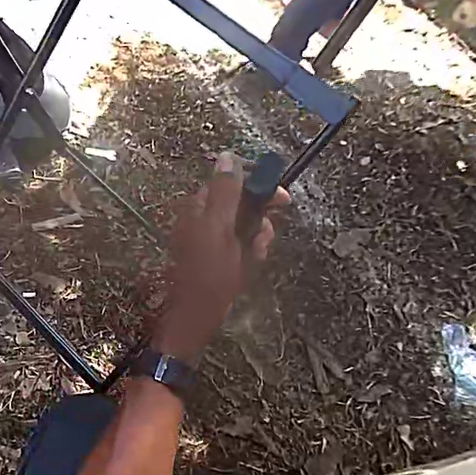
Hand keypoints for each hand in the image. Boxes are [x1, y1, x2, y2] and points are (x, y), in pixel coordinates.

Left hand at [151, 153, 289, 360]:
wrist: (195, 319)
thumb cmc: (208, 274)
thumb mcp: (220, 230)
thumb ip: (225, 193)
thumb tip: (228, 156)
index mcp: (199, 207)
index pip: (231, 180)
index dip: (257, 185)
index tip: (280, 198)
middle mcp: (202, 218)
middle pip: (240, 203)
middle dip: (258, 217)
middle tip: (265, 236)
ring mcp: (208, 239)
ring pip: (243, 225)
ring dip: (256, 236)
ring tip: (257, 253)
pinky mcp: (215, 257)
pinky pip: (239, 244)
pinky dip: (249, 251)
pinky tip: (252, 263)